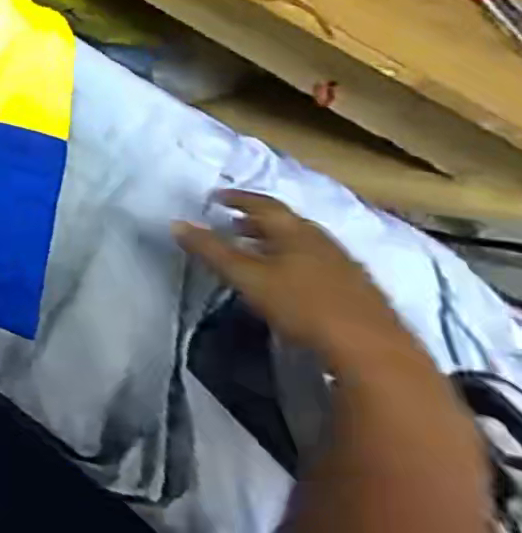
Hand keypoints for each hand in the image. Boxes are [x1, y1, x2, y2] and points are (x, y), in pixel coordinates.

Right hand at [175, 190, 418, 373]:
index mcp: (297, 233)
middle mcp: (325, 244)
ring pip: (306, 246)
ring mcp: (349, 270)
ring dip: (279, 243)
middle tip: (232, 224)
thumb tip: (177, 223)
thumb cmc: (303, 307)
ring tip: (256, 251)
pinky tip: (289, 278)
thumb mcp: (245, 276)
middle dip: (258, 221)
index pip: (265, 205)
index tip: (216, 196)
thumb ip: (210, 249)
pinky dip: (297, 262)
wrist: (377, 357)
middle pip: (289, 224)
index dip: (239, 198)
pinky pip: (321, 265)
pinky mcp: (362, 294)